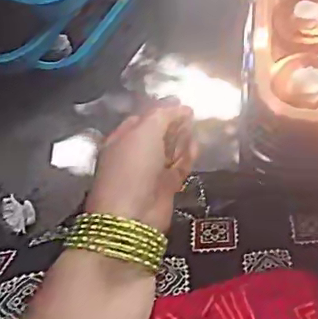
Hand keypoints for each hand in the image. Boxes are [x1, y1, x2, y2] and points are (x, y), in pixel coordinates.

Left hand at [86, 101, 196, 232]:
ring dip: (182, 139)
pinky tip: (196, 146)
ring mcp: (151, 171)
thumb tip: (182, 107)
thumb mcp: (145, 131)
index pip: (142, 118)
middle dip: (174, 123)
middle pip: (158, 133)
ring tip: (194, 129)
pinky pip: (180, 166)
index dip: (160, 109)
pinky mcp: (166, 186)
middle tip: (190, 116)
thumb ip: (163, 115)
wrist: (132, 216)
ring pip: (171, 149)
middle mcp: (135, 154)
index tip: (181, 102)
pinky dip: (188, 156)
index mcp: (121, 139)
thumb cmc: (133, 168)